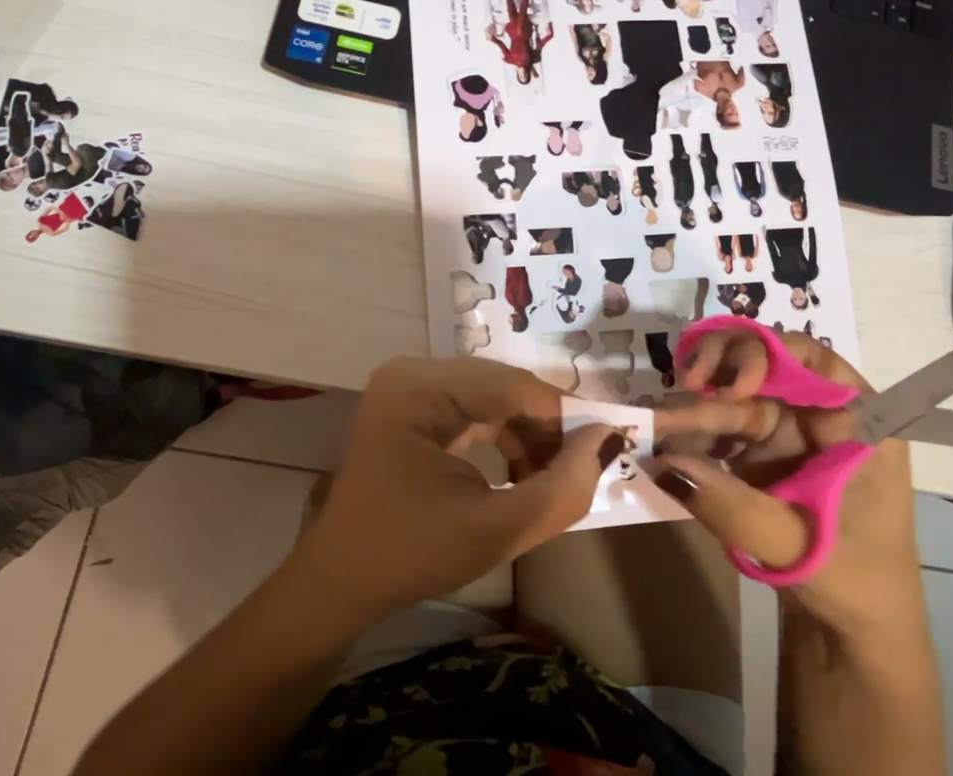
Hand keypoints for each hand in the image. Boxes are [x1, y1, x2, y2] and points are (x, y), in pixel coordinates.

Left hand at [290, 357, 624, 618]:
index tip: (610, 450)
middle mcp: (413, 373)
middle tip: (583, 469)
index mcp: (420, 390)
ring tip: (553, 478)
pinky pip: (474, 408)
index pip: (514, 386)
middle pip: (504, 385)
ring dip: (528, 433)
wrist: (342, 580)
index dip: (566, 417)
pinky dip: (504, 435)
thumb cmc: (411, 555)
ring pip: (493, 396)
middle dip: (548, 426)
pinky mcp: (411, 406)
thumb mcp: (496, 530)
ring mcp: (409, 388)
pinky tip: (523, 473)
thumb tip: (608, 441)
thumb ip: (560, 488)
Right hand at [659, 329, 923, 633]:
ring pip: (734, 399)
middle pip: (766, 370)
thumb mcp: (795, 545)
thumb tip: (662, 464)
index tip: (728, 382)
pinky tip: (661, 441)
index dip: (768, 355)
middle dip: (719, 373)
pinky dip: (690, 433)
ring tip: (654, 422)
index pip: (815, 362)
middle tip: (680, 388)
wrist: (851, 636)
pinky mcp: (757, 459)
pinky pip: (720, 431)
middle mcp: (820, 418)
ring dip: (694, 405)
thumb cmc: (852, 586)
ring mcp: (786, 437)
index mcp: (858, 425)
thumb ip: (731, 505)